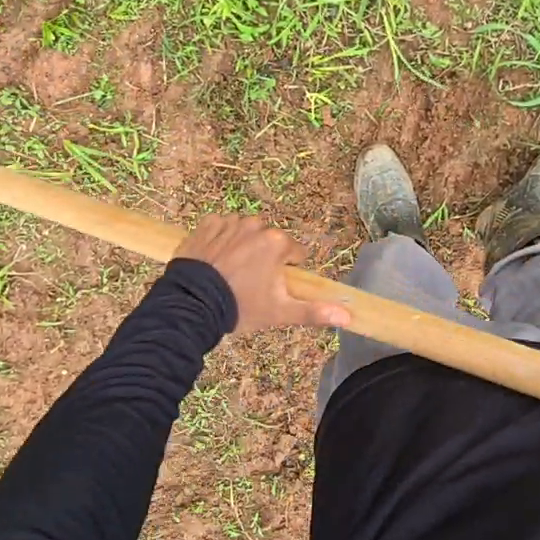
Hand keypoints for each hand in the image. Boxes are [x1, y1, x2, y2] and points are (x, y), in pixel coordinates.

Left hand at [174, 215, 349, 334]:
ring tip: (229, 274)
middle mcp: (256, 225)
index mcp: (278, 242)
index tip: (270, 288)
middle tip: (249, 283)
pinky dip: (220, 240)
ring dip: (242, 247)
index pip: (295, 253)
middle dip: (264, 257)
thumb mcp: (280, 312)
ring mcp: (229, 222)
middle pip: (269, 241)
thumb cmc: (240, 307)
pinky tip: (214, 261)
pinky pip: (221, 227)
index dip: (285, 271)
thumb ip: (314, 311)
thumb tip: (348, 317)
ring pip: (245, 233)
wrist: (190, 305)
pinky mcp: (206, 224)